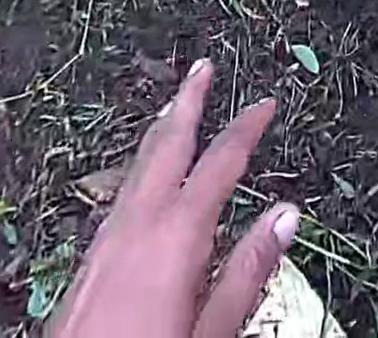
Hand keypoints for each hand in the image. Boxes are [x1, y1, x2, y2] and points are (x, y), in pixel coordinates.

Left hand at [49, 59, 297, 337]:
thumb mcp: (211, 333)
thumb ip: (249, 269)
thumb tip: (289, 211)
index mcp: (176, 235)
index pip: (221, 162)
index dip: (246, 127)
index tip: (267, 103)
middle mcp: (138, 224)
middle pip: (168, 145)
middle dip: (188, 101)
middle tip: (203, 66)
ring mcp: (107, 240)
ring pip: (140, 164)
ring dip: (164, 128)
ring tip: (177, 104)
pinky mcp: (89, 261)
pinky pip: (123, 190)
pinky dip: (144, 162)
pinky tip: (147, 172)